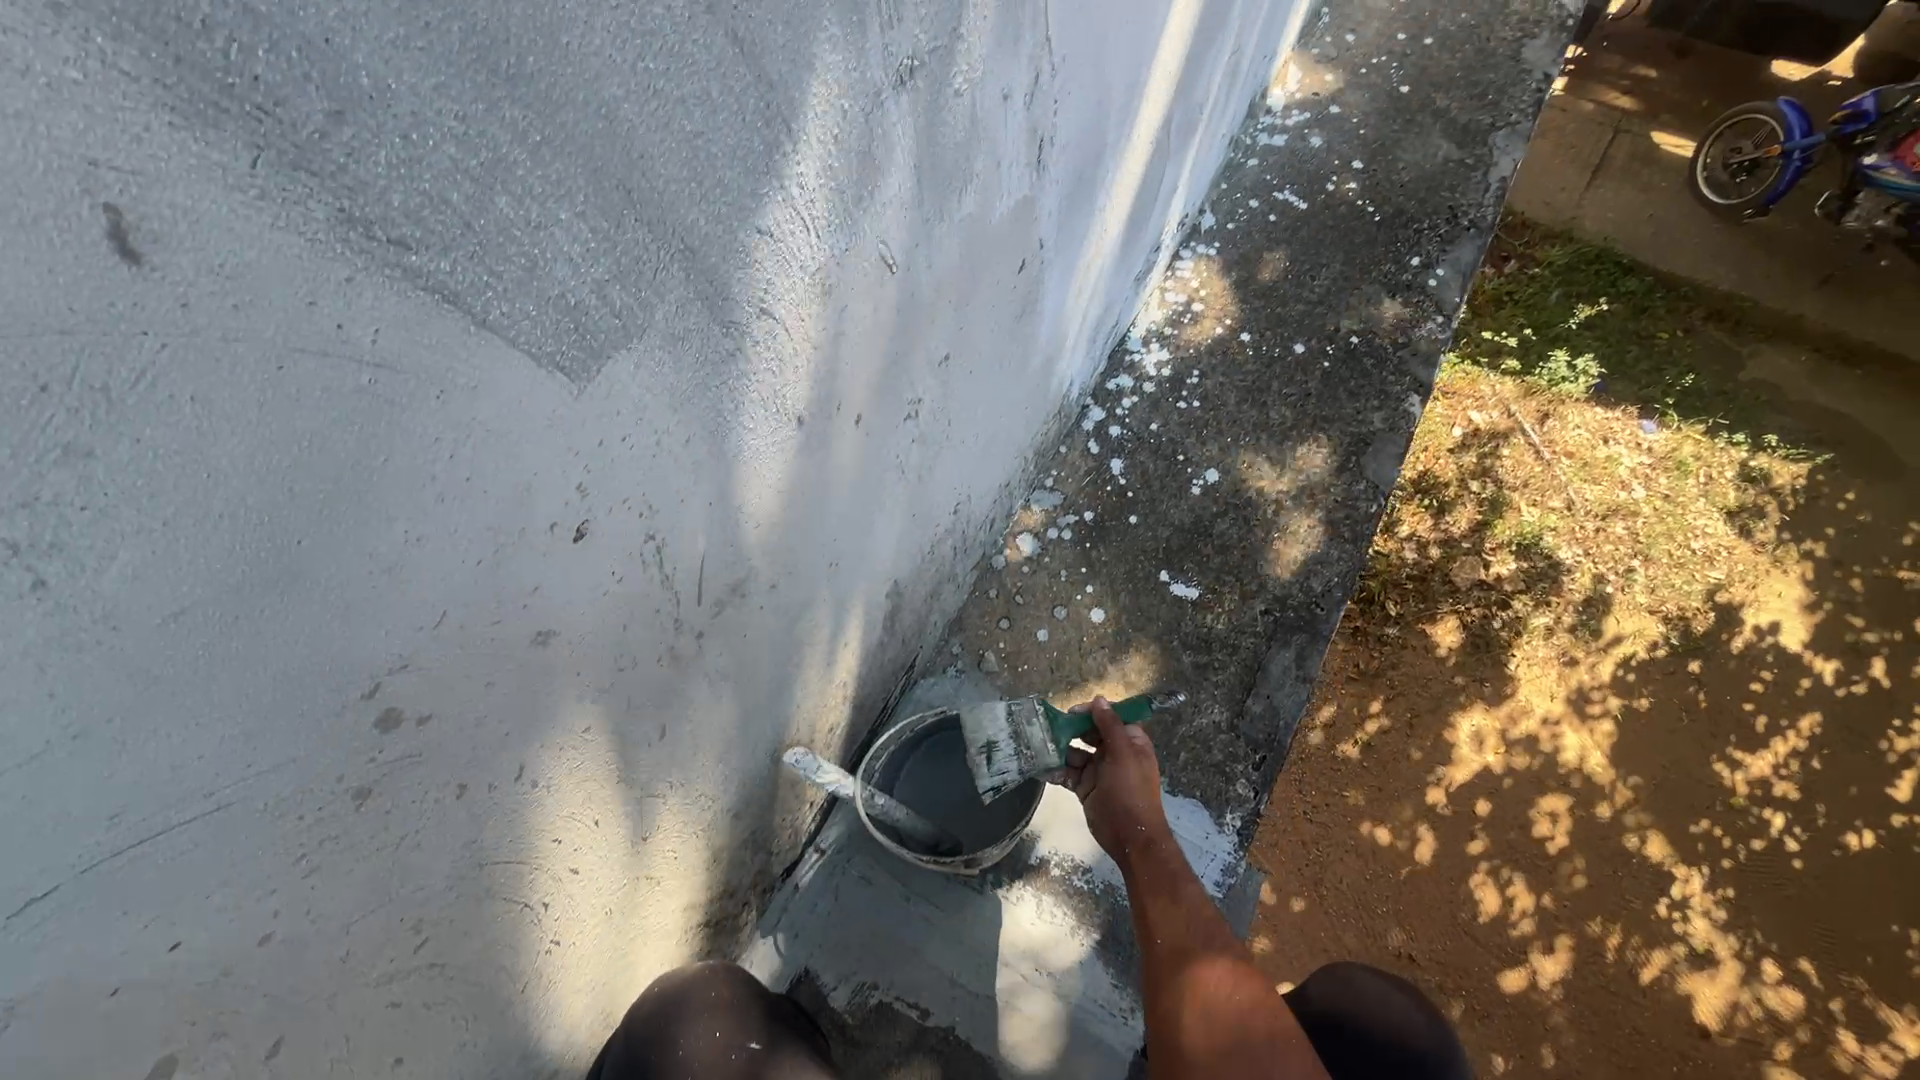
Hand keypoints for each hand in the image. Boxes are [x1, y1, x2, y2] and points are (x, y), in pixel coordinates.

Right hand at [1056, 696, 1172, 873]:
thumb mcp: (1122, 753)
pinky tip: (1043, 768)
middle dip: (1071, 729)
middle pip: (1090, 733)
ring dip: (1060, 749)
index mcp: (1130, 741)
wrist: (1130, 836)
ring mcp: (1098, 770)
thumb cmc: (1131, 790)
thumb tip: (1099, 699)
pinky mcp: (1085, 787)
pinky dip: (1056, 770)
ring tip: (1042, 746)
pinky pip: (1068, 773)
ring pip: (1075, 752)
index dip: (1094, 712)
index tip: (1074, 712)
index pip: (1111, 717)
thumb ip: (1109, 725)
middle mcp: (1114, 752)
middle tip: (1052, 727)